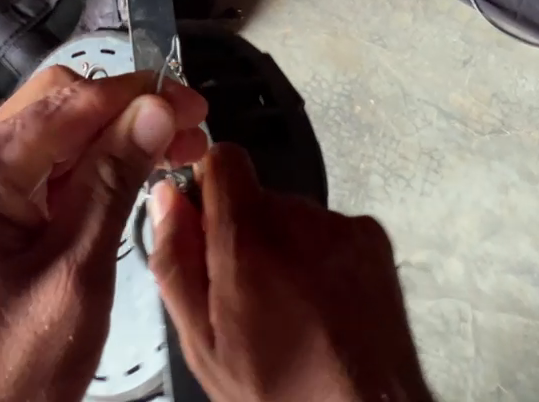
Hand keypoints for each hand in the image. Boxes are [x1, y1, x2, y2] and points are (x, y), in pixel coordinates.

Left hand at [0, 67, 208, 401]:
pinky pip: (33, 172)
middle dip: (127, 112)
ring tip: (166, 156)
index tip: (194, 105)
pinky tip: (121, 181)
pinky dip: (81, 171)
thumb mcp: (75, 277)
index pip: (72, 101)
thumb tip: (155, 108)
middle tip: (187, 134)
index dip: (141, 94)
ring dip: (109, 140)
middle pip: (58, 106)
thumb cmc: (2, 381)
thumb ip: (114, 181)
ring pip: (50, 137)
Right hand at [149, 144, 432, 401]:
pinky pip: (330, 228)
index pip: (223, 159)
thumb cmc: (280, 389)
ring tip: (292, 306)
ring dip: (285, 246)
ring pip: (293, 214)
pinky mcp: (372, 234)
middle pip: (256, 195)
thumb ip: (177, 261)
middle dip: (246, 230)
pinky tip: (324, 302)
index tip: (207, 223)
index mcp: (248, 237)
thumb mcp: (204, 343)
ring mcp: (340, 223)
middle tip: (250, 292)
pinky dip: (323, 254)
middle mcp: (297, 216)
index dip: (209, 184)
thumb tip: (166, 198)